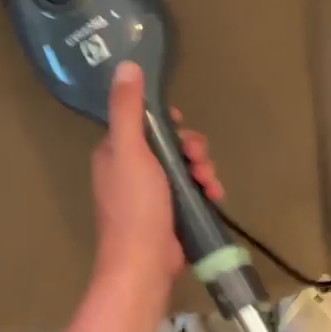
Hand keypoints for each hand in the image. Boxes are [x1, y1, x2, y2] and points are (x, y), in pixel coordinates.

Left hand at [92, 62, 223, 286]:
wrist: (143, 265)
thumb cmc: (135, 207)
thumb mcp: (130, 151)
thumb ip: (128, 109)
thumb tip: (126, 66)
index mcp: (115, 153)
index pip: (144, 122)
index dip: (167, 122)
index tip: (181, 127)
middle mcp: (131, 171)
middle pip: (170, 144)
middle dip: (192, 149)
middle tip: (199, 160)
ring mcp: (152, 195)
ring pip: (185, 167)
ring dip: (203, 169)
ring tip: (210, 184)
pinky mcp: (171, 215)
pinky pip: (193, 191)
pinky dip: (206, 190)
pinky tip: (215, 197)